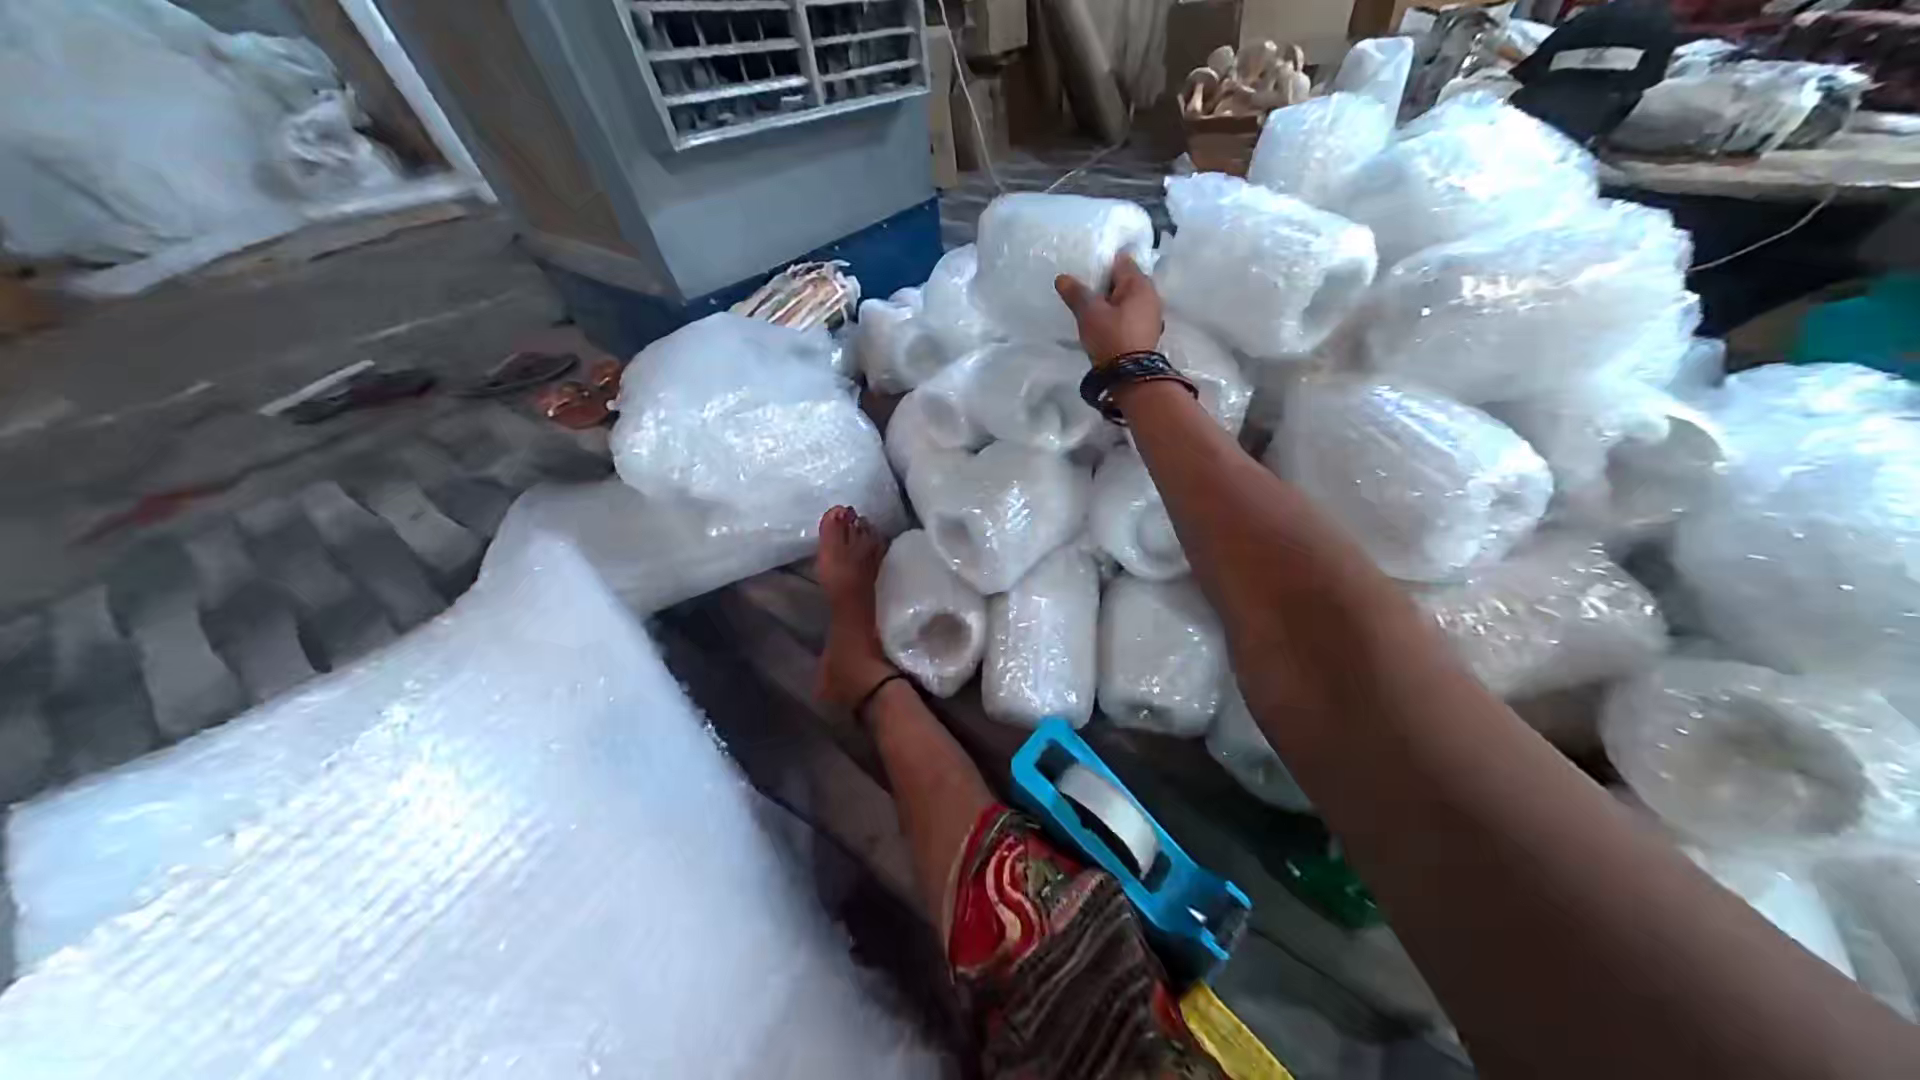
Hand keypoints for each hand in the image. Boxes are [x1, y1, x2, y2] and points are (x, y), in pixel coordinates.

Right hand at [1054, 253, 1163, 366]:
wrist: (1129, 376)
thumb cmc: (1110, 337)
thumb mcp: (1089, 313)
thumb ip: (1076, 293)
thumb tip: (1062, 278)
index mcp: (1139, 283)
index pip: (1121, 261)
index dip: (1102, 266)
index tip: (1086, 277)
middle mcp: (1152, 294)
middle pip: (1126, 281)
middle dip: (1107, 286)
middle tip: (1087, 297)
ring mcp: (1153, 315)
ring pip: (1129, 300)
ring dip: (1114, 304)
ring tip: (1094, 314)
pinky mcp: (1149, 332)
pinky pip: (1132, 316)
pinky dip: (1120, 317)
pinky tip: (1107, 328)